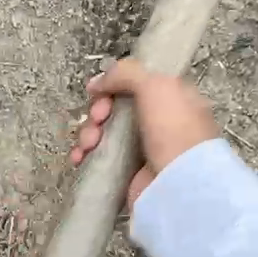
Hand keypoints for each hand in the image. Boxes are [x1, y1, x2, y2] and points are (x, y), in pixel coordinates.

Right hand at [69, 59, 220, 206]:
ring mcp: (137, 149)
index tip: (98, 92)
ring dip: (87, 134)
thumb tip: (97, 81)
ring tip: (89, 145)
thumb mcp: (157, 86)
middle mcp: (154, 122)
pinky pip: (95, 157)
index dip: (112, 86)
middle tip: (98, 120)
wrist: (179, 182)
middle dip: (97, 112)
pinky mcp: (122, 171)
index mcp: (169, 100)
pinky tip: (79, 159)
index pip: (133, 86)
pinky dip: (83, 155)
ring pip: (100, 133)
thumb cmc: (174, 129)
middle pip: (112, 109)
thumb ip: (127, 74)